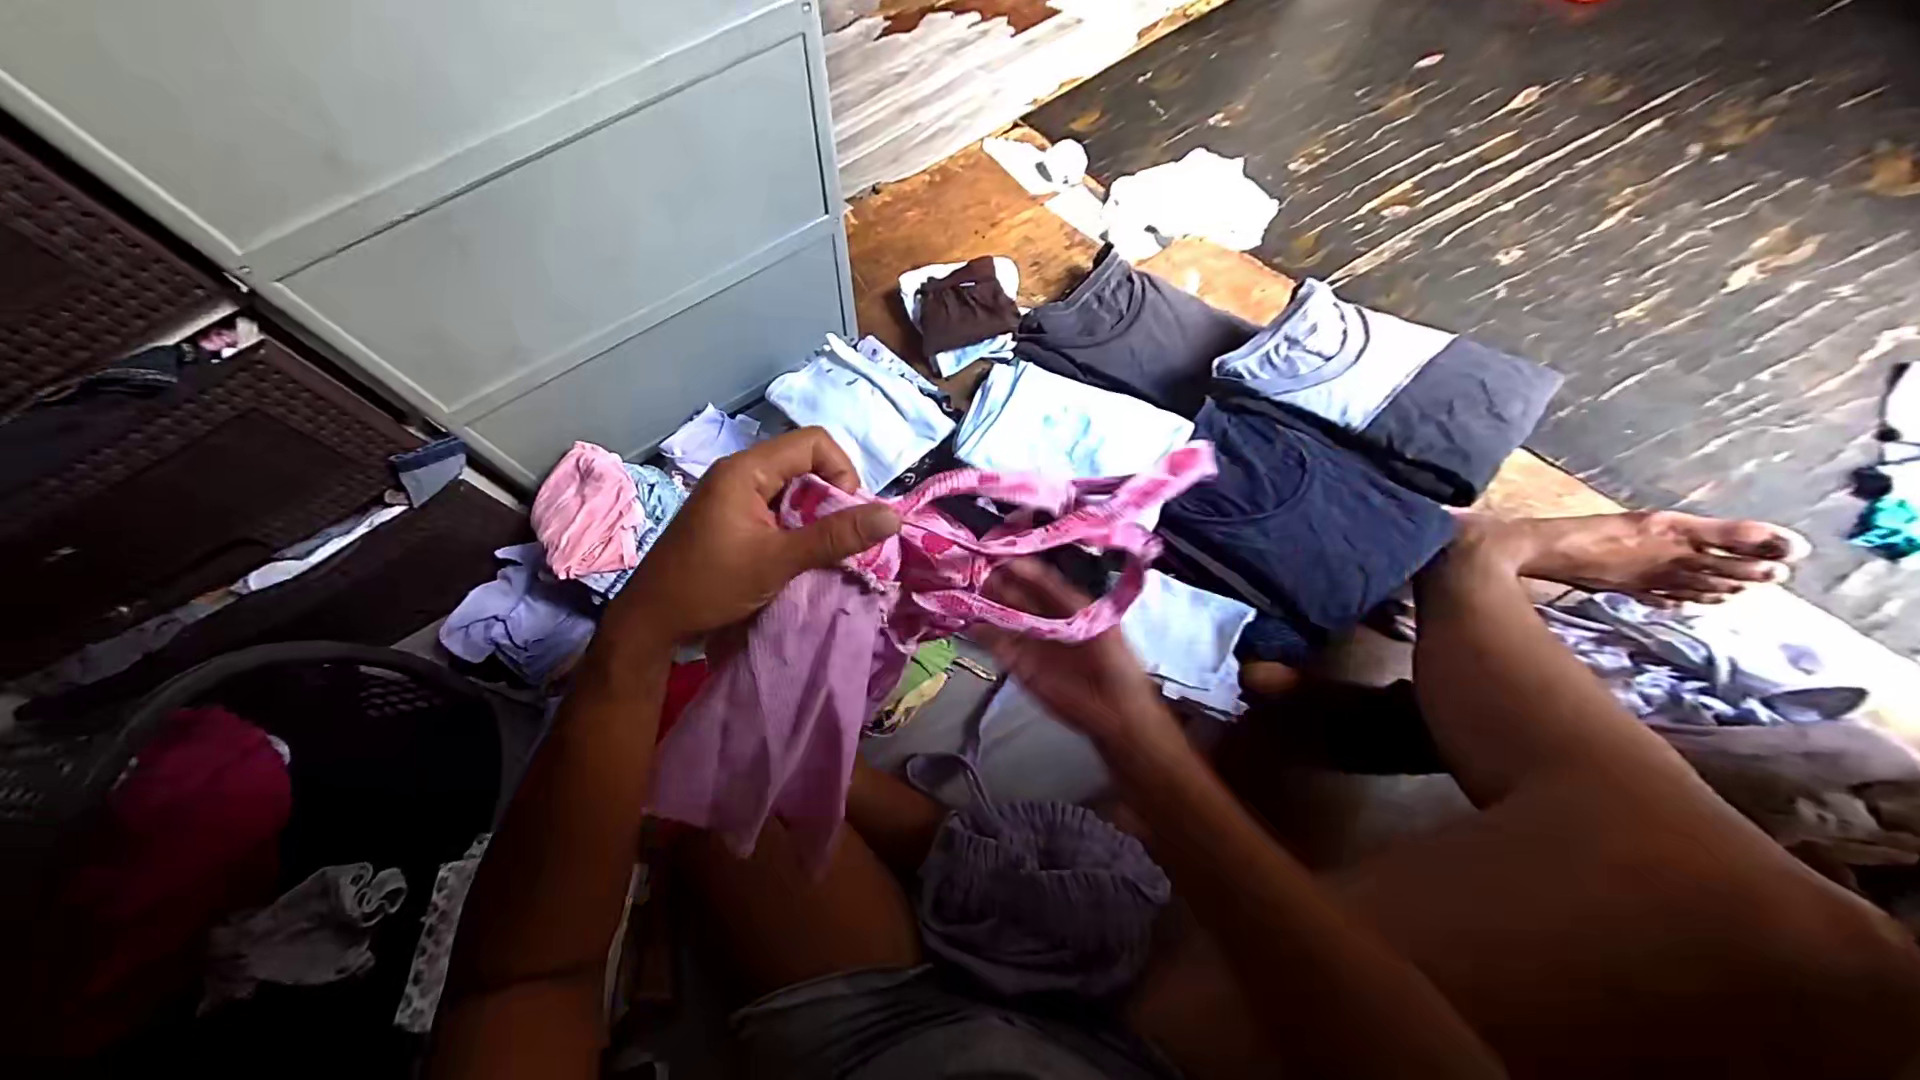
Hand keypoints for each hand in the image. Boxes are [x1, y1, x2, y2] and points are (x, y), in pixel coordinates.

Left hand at [609, 427, 899, 643]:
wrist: (651, 622)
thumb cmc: (710, 585)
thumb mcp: (778, 561)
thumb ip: (836, 537)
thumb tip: (892, 517)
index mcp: (746, 470)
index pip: (814, 442)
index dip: (842, 472)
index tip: (846, 514)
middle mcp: (741, 472)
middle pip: (807, 463)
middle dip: (832, 497)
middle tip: (838, 538)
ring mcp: (736, 495)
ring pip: (796, 488)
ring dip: (817, 515)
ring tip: (820, 550)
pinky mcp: (734, 517)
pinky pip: (780, 507)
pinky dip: (799, 527)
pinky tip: (799, 555)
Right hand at [971, 559, 1178, 749]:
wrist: (1115, 710)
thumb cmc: (1113, 659)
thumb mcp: (1089, 615)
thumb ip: (1055, 591)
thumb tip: (1021, 565)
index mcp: (1062, 600)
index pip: (1032, 575)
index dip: (1013, 563)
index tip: (991, 549)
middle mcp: (1042, 616)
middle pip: (1010, 592)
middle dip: (991, 579)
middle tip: (969, 566)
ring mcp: (1028, 640)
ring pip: (997, 615)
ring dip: (980, 602)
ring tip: (961, 587)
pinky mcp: (1017, 663)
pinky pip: (993, 642)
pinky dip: (979, 631)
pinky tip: (967, 618)